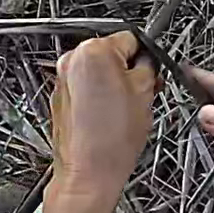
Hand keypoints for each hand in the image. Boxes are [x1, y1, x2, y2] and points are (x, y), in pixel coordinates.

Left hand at [50, 32, 159, 193]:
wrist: (88, 174)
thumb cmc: (111, 140)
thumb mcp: (145, 93)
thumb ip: (149, 67)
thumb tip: (148, 60)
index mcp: (93, 52)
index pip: (131, 38)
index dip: (147, 57)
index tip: (153, 72)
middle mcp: (72, 60)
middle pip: (113, 53)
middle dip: (130, 71)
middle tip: (143, 94)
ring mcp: (63, 79)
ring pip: (100, 71)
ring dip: (115, 84)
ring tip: (126, 110)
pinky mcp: (60, 98)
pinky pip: (87, 87)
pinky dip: (99, 97)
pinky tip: (110, 117)